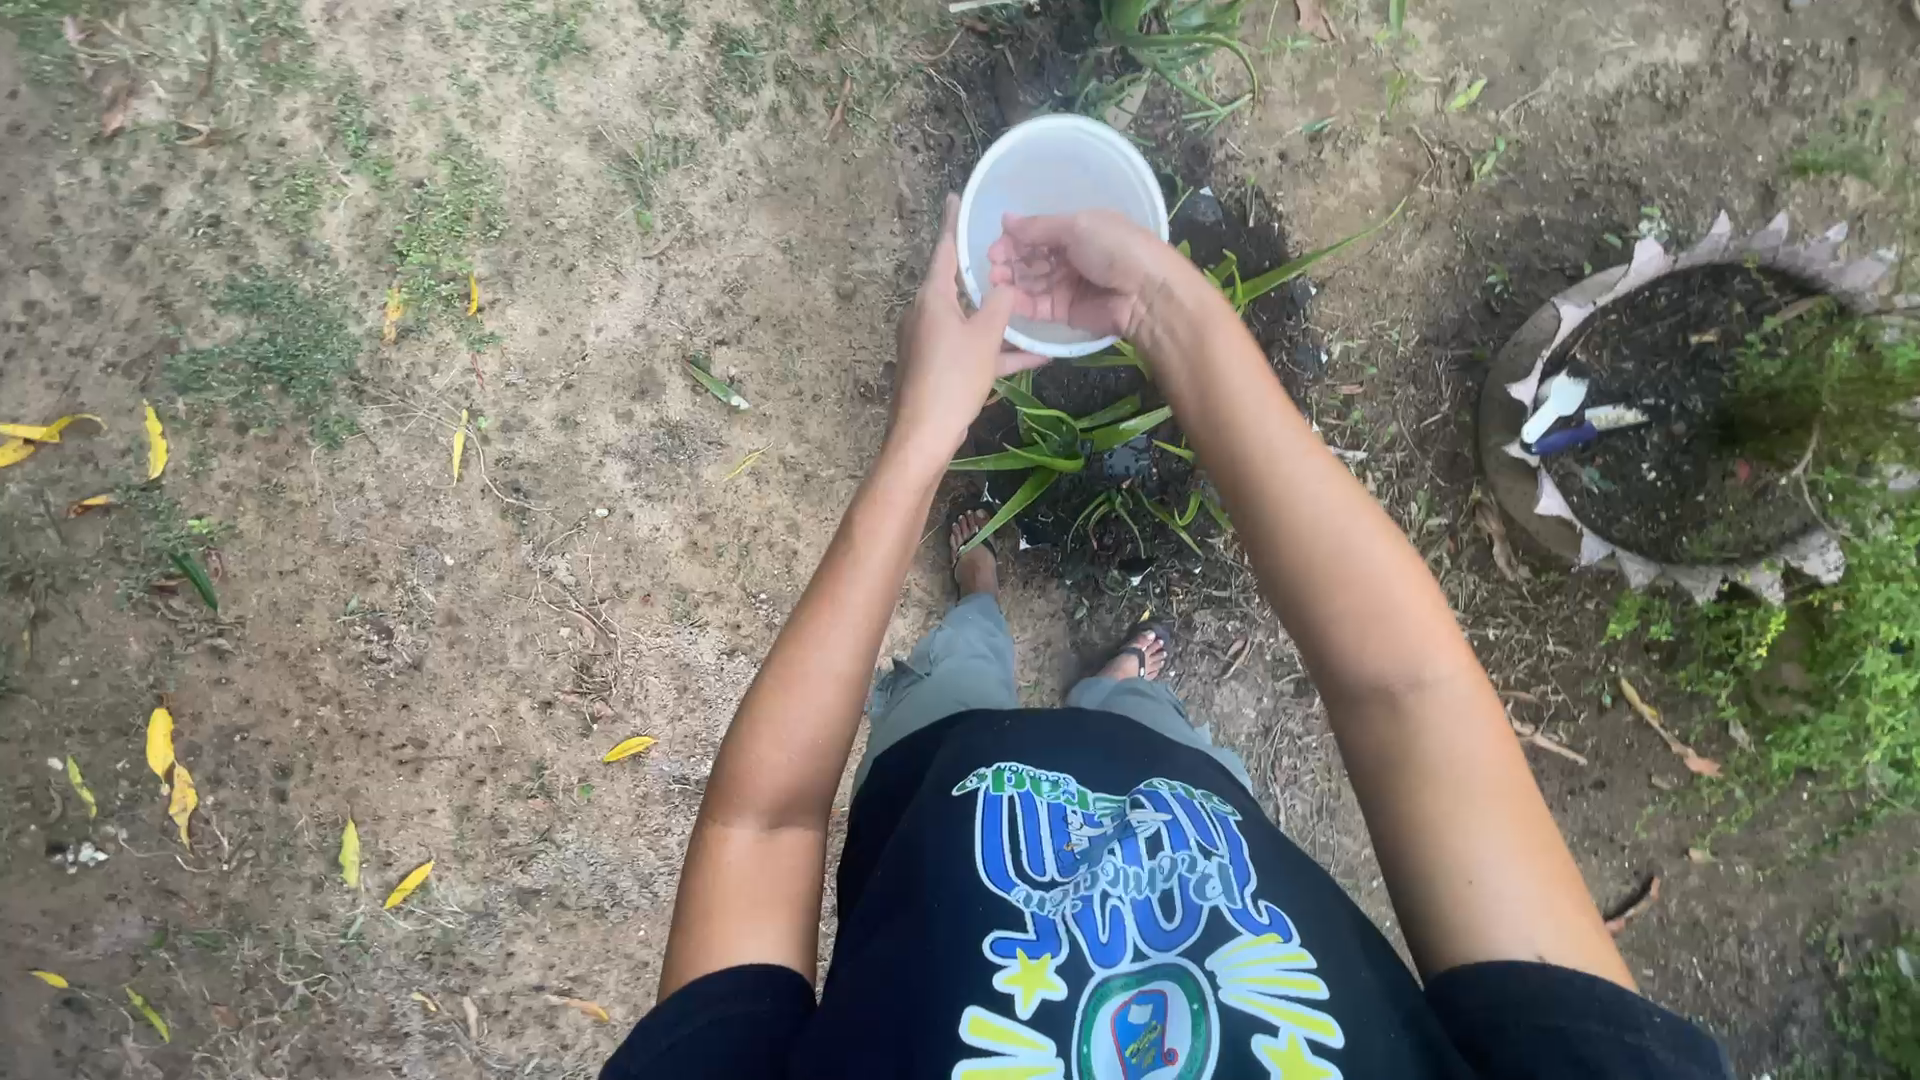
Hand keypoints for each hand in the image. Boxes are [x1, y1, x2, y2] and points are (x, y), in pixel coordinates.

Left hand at [891, 194, 1045, 459]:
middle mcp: (925, 315)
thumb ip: (1001, 305)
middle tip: (1010, 255)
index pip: (944, 249)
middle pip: (958, 285)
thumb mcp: (985, 338)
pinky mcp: (936, 369)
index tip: (956, 197)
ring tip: (1032, 308)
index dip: (953, 222)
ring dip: (999, 320)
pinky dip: (996, 351)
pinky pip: (969, 350)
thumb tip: (1008, 286)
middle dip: (986, 275)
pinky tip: (1035, 357)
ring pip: (968, 321)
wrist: (924, 436)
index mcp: (932, 298)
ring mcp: (928, 343)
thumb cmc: (953, 379)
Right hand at [986, 209, 1176, 341]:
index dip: (1015, 239)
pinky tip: (1003, 297)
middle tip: (993, 264)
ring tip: (994, 280)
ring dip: (1010, 280)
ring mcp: (1066, 286)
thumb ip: (1039, 227)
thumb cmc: (1115, 248)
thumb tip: (1006, 219)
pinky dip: (1019, 302)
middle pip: (1031, 259)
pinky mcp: (1064, 312)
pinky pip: (1036, 307)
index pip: (1037, 234)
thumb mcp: (1077, 227)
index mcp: (1077, 231)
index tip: (996, 245)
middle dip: (1010, 261)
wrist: (1144, 293)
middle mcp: (1070, 258)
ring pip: (1030, 283)